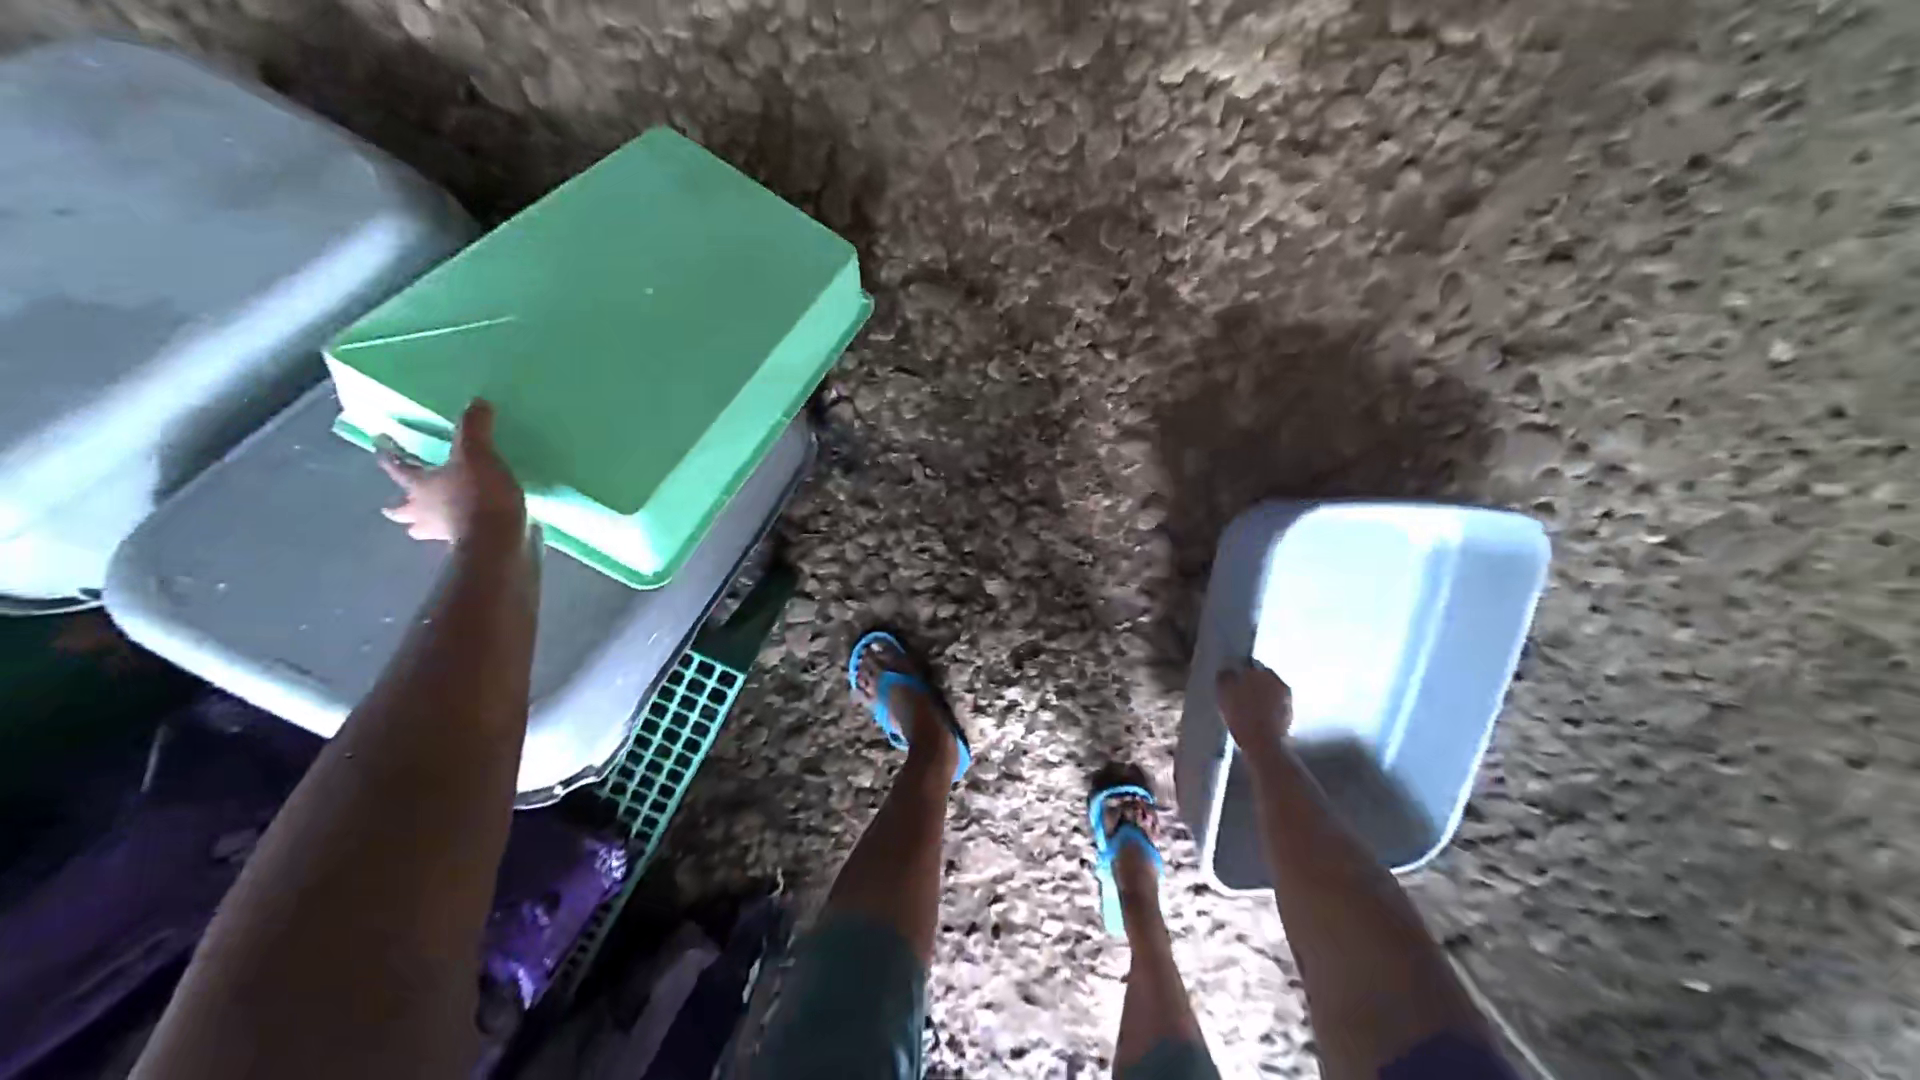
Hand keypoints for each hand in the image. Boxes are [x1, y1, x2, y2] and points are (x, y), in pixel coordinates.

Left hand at [378, 400, 524, 543]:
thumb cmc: (479, 495)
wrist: (499, 541)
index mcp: (419, 486)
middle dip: (399, 505)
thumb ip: (475, 427)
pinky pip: (456, 537)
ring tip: (435, 517)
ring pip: (423, 529)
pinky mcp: (468, 547)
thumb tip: (476, 402)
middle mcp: (424, 511)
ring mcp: (443, 533)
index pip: (395, 466)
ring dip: (425, 523)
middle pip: (401, 509)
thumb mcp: (477, 454)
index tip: (381, 440)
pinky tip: (470, 527)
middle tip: (399, 500)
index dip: (388, 452)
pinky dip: (458, 532)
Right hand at [1217, 661, 1292, 763]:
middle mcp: (1277, 680)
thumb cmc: (1240, 715)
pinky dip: (1269, 710)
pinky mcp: (1291, 714)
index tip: (1233, 681)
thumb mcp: (1223, 693)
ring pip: (1271, 692)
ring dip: (1262, 696)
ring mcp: (1287, 698)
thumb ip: (1225, 677)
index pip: (1249, 664)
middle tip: (1240, 694)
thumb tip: (1228, 671)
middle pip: (1262, 677)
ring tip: (1249, 708)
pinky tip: (1259, 718)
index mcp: (1260, 671)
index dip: (1240, 672)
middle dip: (1253, 683)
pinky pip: (1277, 707)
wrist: (1263, 744)